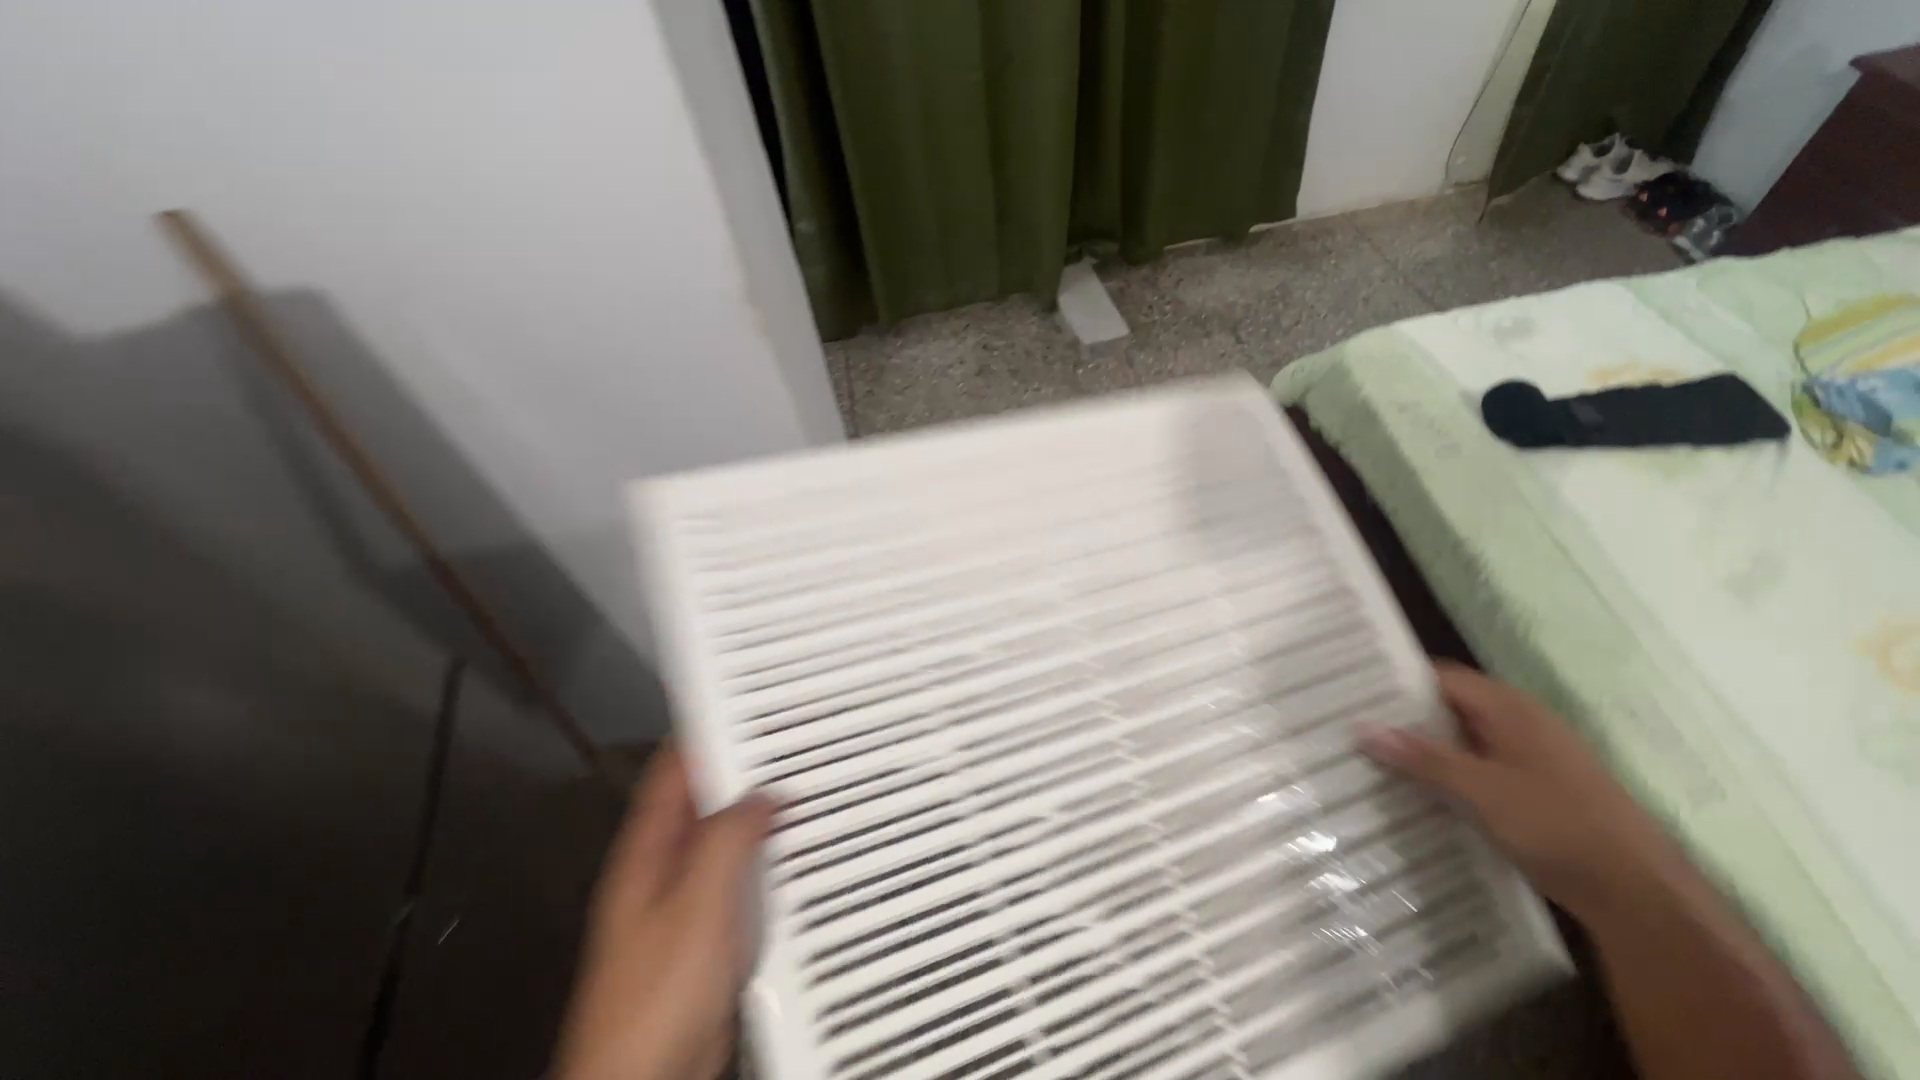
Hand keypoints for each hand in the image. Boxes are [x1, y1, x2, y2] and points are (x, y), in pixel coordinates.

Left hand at [554, 746, 773, 1079]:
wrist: (649, 1075)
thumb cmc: (651, 1001)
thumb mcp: (698, 903)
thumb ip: (729, 839)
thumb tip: (761, 797)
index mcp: (646, 853)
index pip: (673, 772)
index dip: (708, 735)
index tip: (747, 709)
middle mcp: (663, 871)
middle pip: (706, 804)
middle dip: (745, 778)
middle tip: (789, 750)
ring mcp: (686, 905)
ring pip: (729, 845)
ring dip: (760, 824)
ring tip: (800, 798)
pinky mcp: (709, 936)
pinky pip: (742, 886)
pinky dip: (767, 868)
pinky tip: (794, 864)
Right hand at [1361, 662, 1681, 920]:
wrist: (1635, 890)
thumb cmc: (1558, 825)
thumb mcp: (1481, 790)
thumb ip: (1423, 757)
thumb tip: (1362, 727)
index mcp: (1510, 708)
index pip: (1440, 677)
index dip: (1396, 680)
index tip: (1350, 689)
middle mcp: (1519, 723)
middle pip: (1448, 707)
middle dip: (1402, 716)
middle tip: (1349, 725)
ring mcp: (1528, 757)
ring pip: (1460, 741)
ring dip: (1422, 749)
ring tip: (1368, 757)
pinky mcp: (1530, 790)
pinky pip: (1474, 768)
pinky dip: (1444, 774)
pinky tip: (1413, 792)